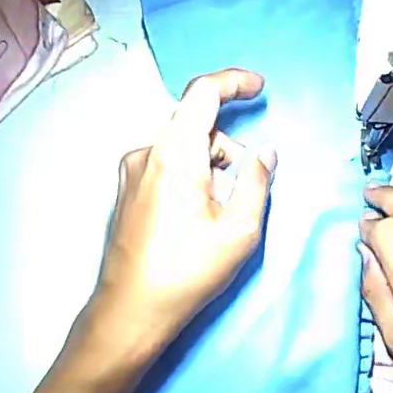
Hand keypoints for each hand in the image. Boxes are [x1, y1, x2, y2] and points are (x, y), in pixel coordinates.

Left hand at [73, 69, 275, 372]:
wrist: (131, 310)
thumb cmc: (188, 271)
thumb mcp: (240, 230)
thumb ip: (257, 182)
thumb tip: (264, 153)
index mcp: (174, 154)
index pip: (202, 93)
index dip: (234, 82)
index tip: (259, 87)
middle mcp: (146, 153)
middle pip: (196, 125)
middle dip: (230, 146)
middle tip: (249, 189)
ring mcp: (131, 172)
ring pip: (183, 148)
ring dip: (212, 166)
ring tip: (223, 215)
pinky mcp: (127, 191)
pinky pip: (168, 166)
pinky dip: (193, 177)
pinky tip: (200, 217)